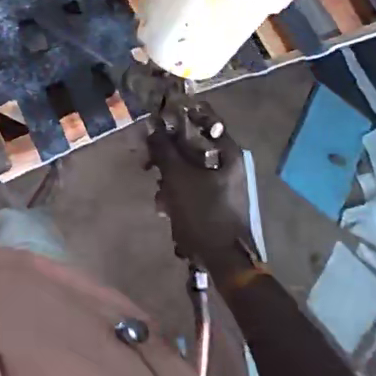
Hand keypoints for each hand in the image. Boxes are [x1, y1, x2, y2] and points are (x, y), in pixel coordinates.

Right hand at [145, 105, 256, 273]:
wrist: (224, 262)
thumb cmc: (204, 213)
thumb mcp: (178, 178)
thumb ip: (164, 148)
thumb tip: (151, 124)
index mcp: (227, 152)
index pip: (207, 118)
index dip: (182, 114)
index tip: (160, 118)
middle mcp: (228, 164)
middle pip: (193, 145)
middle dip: (167, 153)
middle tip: (147, 161)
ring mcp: (223, 185)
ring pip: (189, 168)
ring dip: (169, 177)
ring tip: (158, 196)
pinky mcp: (215, 203)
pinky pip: (192, 187)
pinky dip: (177, 193)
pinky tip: (165, 209)